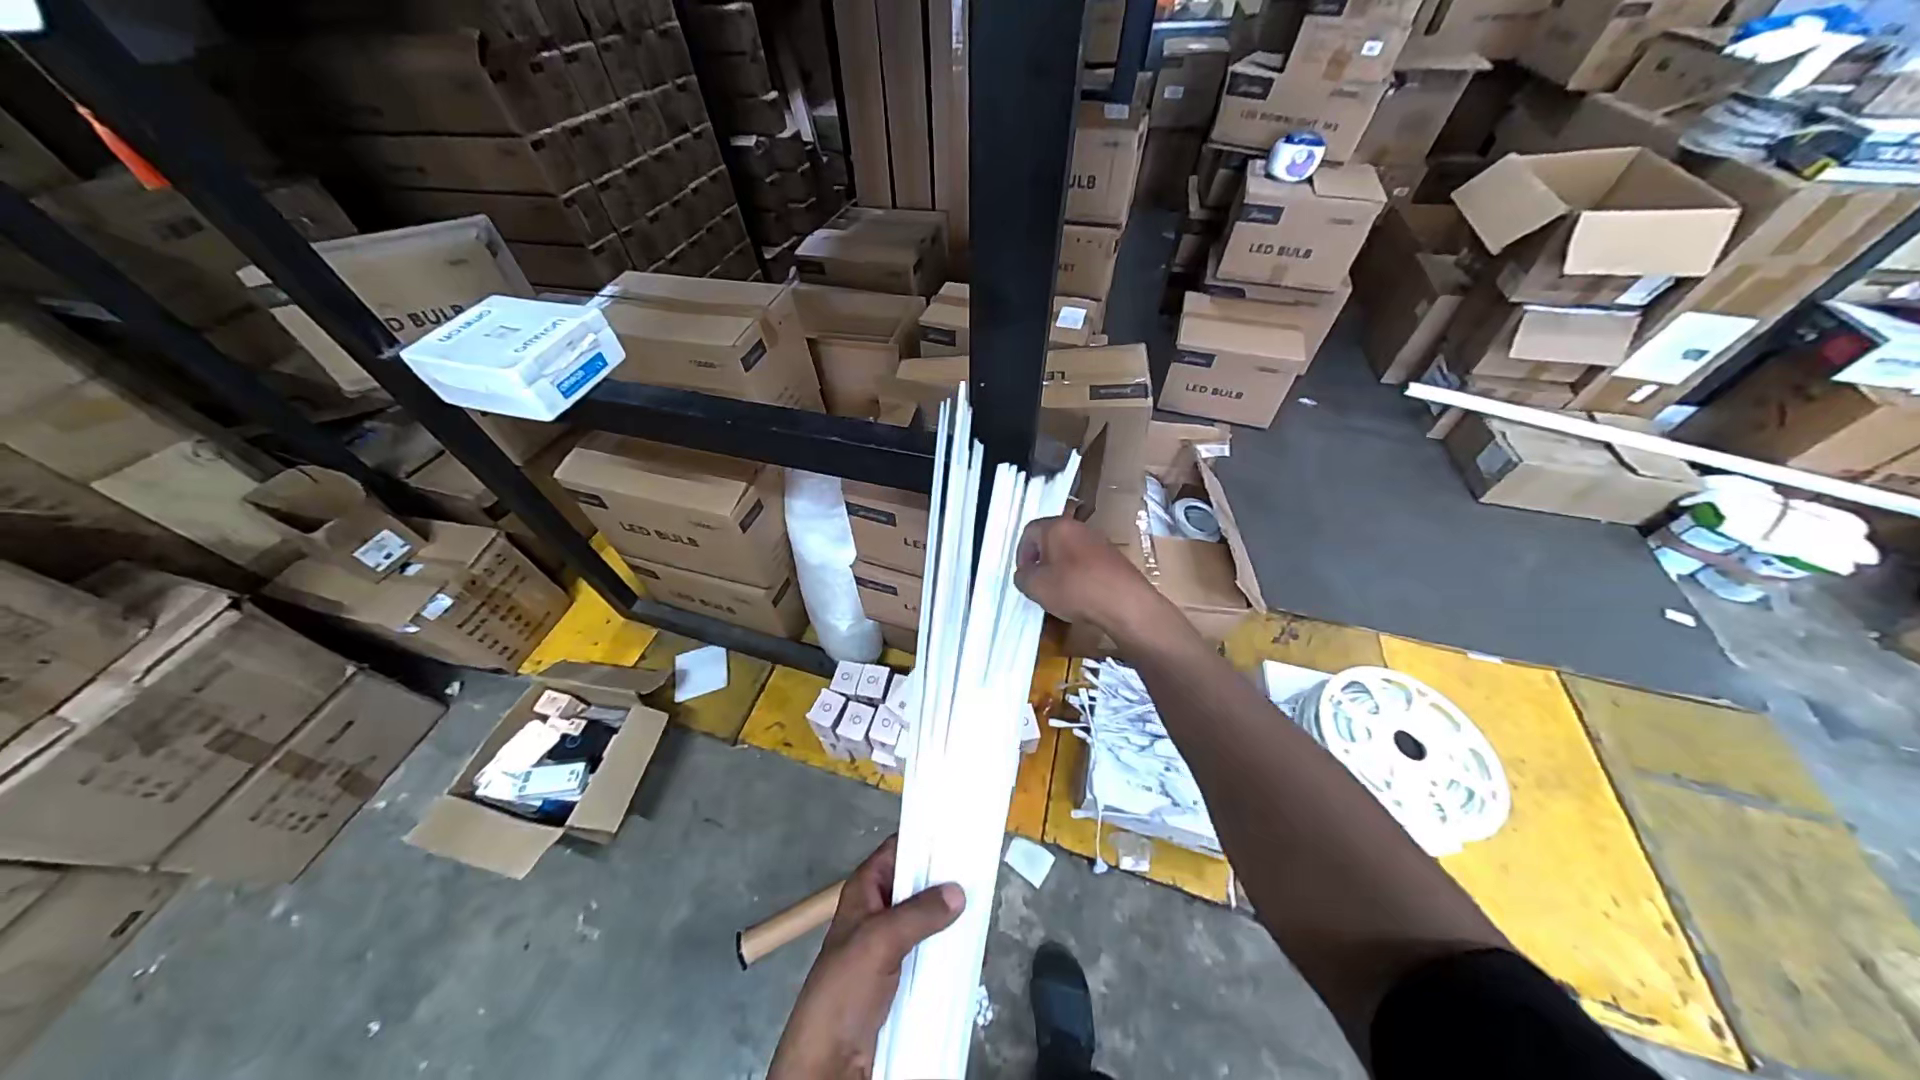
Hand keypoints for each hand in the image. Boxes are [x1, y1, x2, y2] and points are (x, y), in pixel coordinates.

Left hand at [769, 835, 963, 1078]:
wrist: (831, 1058)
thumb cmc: (844, 988)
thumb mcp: (879, 941)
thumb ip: (918, 913)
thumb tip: (957, 891)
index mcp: (864, 890)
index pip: (898, 850)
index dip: (925, 839)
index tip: (960, 834)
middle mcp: (879, 910)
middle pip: (917, 884)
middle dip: (945, 880)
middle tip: (980, 873)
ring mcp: (892, 943)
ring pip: (928, 918)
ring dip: (951, 916)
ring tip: (983, 906)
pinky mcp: (904, 973)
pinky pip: (932, 949)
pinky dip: (950, 946)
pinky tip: (972, 945)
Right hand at [1014, 516, 1169, 642]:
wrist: (1125, 602)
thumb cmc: (1075, 589)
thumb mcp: (1036, 587)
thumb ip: (1022, 577)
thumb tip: (1025, 573)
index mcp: (1057, 526)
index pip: (1029, 531)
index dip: (1021, 554)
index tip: (1024, 575)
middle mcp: (1079, 527)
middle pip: (1051, 540)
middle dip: (1042, 561)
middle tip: (1039, 583)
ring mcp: (1100, 541)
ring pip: (1070, 551)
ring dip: (1060, 569)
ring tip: (1060, 592)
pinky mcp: (1114, 557)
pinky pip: (1087, 562)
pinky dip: (1079, 575)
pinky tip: (1081, 595)